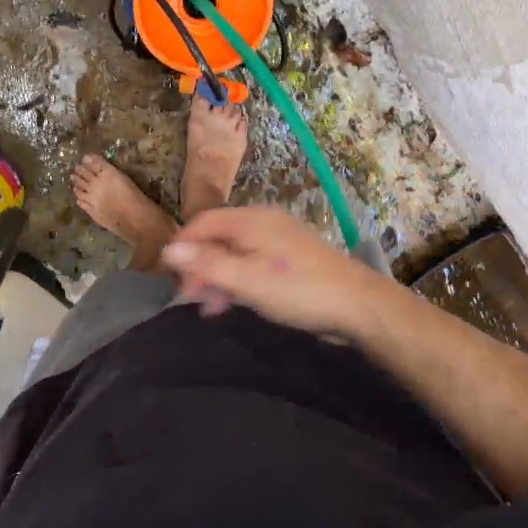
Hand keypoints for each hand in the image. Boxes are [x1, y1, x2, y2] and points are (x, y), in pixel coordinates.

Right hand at [162, 207, 399, 339]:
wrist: (358, 304)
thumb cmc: (298, 290)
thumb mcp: (246, 279)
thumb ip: (207, 264)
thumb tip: (169, 249)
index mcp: (251, 219)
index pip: (202, 222)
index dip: (183, 247)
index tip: (173, 279)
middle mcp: (264, 221)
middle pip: (219, 237)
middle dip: (201, 266)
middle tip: (192, 300)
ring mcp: (280, 239)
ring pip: (236, 252)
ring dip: (219, 277)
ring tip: (213, 308)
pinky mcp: (292, 257)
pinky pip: (255, 262)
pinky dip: (240, 280)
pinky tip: (238, 302)